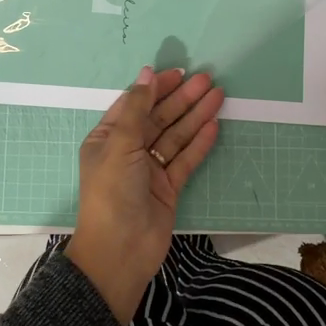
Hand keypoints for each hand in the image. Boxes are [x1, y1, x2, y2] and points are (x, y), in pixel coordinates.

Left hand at [66, 66, 222, 324]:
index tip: (179, 73)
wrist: (119, 252)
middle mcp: (128, 151)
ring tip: (218, 96)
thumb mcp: (120, 145)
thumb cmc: (112, 193)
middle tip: (207, 80)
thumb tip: (146, 73)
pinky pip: (185, 160)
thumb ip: (138, 109)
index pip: (134, 104)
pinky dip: (199, 144)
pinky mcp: (167, 188)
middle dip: (181, 99)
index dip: (155, 88)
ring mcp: (149, 170)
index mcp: (107, 138)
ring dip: (195, 117)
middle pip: (158, 118)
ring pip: (175, 137)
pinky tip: (214, 126)